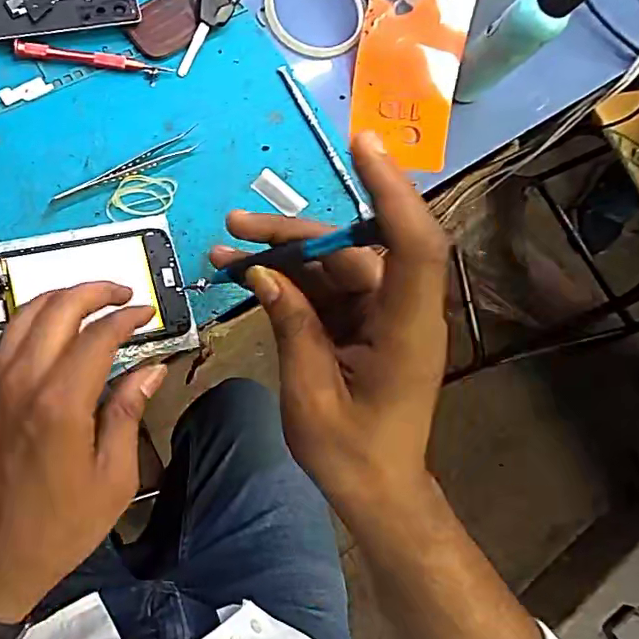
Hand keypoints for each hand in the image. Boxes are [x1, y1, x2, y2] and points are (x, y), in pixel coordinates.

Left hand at [0, 283, 166, 623]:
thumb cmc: (60, 526)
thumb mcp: (113, 478)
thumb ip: (128, 412)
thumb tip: (151, 368)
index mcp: (60, 403)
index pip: (97, 335)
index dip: (127, 318)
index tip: (147, 314)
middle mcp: (22, 381)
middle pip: (58, 309)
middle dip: (95, 291)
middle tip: (123, 295)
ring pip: (25, 314)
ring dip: (61, 298)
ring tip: (91, 302)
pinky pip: (6, 338)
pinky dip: (34, 319)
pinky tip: (54, 329)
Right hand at [211, 131, 450, 510]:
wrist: (375, 489)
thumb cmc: (351, 453)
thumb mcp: (310, 391)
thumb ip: (292, 326)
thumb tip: (265, 274)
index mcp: (406, 328)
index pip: (412, 244)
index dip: (391, 192)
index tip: (361, 148)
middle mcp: (397, 310)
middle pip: (349, 250)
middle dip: (291, 235)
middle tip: (235, 226)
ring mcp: (377, 315)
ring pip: (329, 265)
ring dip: (279, 257)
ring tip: (226, 248)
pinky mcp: (358, 323)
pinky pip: (320, 290)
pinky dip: (284, 282)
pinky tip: (243, 275)